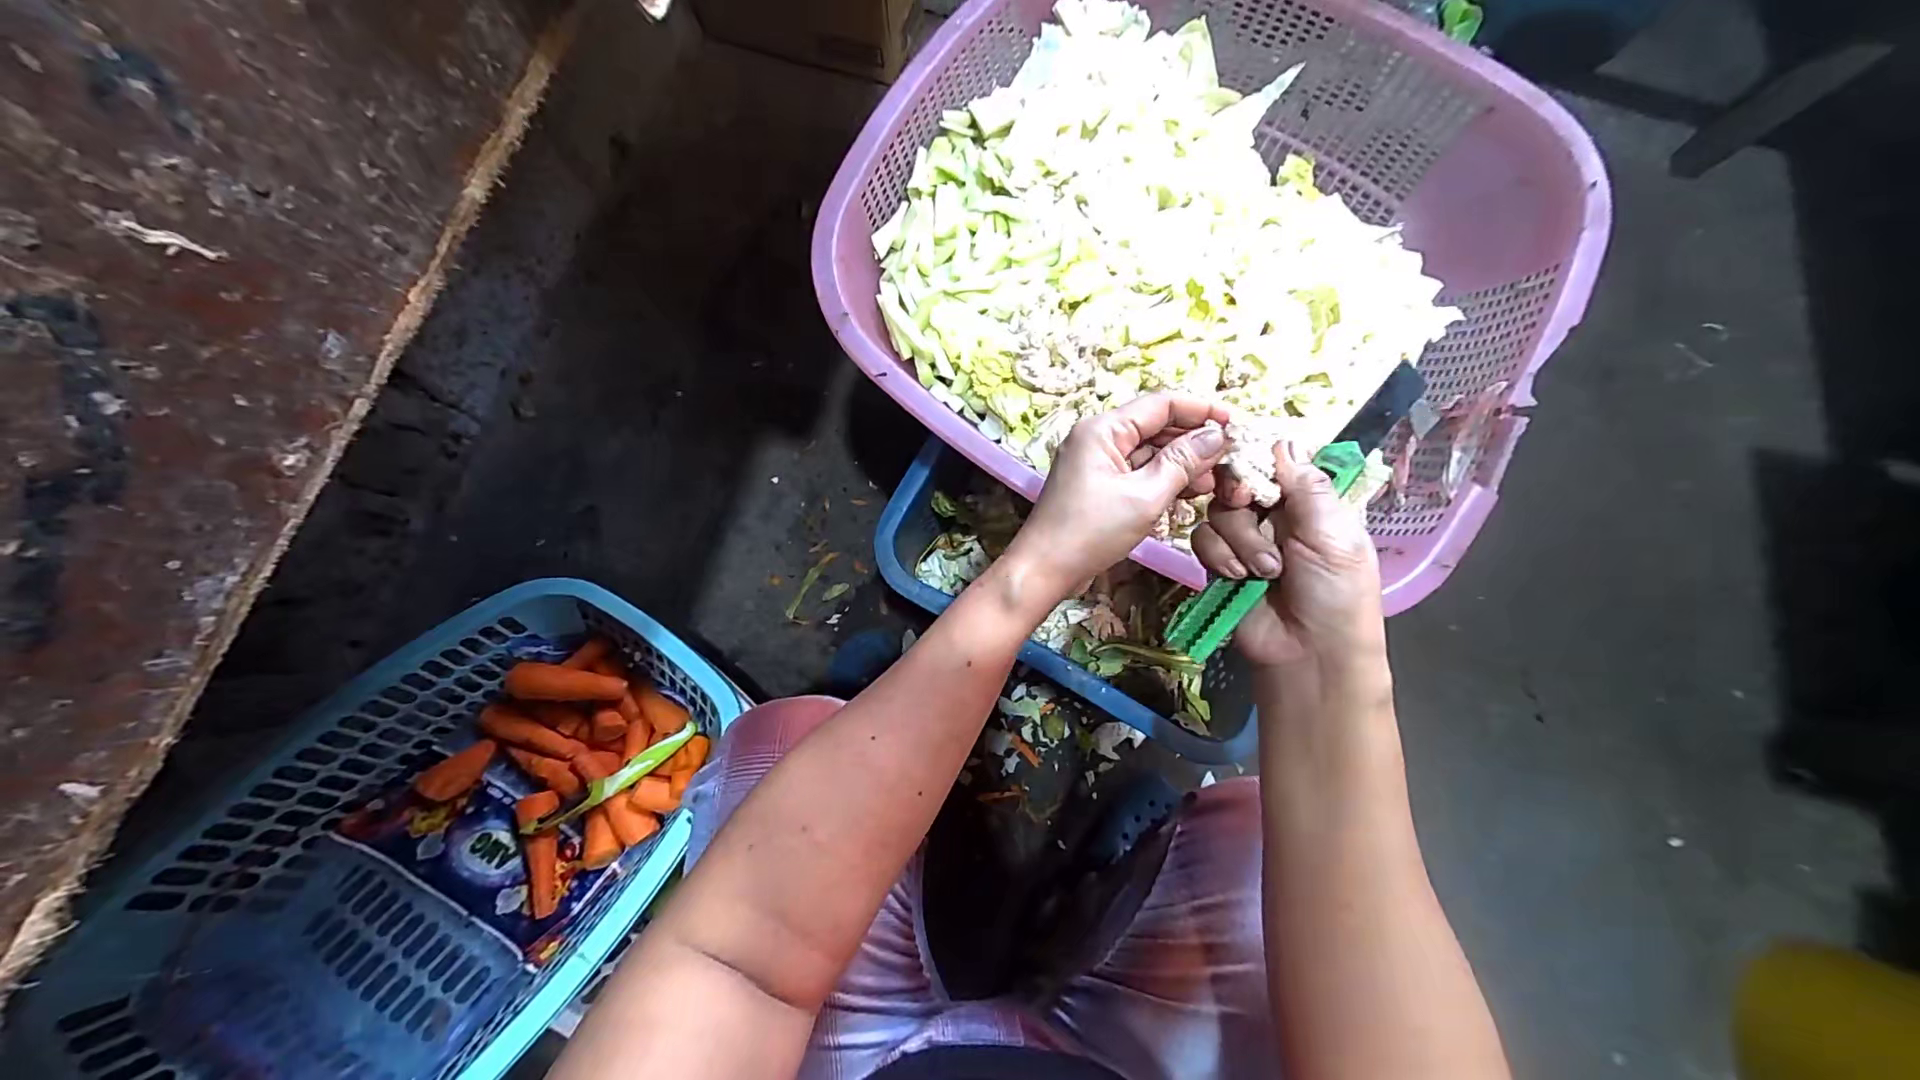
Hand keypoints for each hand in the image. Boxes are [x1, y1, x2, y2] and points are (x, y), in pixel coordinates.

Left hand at [1004, 393, 1231, 600]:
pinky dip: (1162, 480)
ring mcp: (1096, 462)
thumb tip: (1217, 435)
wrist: (1044, 570)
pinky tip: (1187, 495)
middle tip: (1229, 461)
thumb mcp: (1145, 496)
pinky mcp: (1098, 485)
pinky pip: (1137, 472)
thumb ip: (1183, 462)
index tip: (1237, 425)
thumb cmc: (1090, 532)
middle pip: (1156, 426)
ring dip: (1181, 464)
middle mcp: (1097, 437)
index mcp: (1103, 429)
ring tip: (1212, 484)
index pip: (1162, 404)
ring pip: (1149, 451)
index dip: (1203, 410)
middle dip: (1194, 442)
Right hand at [1191, 447, 1386, 674]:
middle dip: (1243, 504)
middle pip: (1238, 483)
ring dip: (1238, 539)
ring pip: (1218, 512)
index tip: (1253, 478)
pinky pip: (1202, 540)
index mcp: (1310, 503)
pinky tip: (1237, 576)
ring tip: (1263, 570)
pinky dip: (1217, 555)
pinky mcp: (1219, 563)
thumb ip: (1307, 487)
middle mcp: (1274, 515)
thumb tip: (1285, 439)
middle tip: (1252, 513)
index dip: (1256, 464)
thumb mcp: (1334, 535)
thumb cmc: (1336, 593)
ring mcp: (1244, 540)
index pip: (1273, 464)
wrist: (1307, 654)